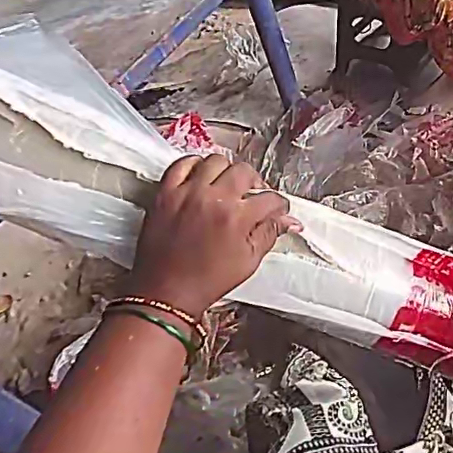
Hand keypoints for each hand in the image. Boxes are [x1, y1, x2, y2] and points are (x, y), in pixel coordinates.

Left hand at [128, 154, 300, 315]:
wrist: (166, 292)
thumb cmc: (206, 280)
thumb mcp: (248, 261)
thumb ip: (268, 234)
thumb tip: (286, 221)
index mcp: (237, 217)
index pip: (269, 198)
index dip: (278, 204)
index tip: (277, 208)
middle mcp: (213, 199)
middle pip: (244, 171)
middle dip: (254, 182)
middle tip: (252, 194)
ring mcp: (187, 193)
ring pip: (215, 161)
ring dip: (226, 171)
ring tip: (226, 184)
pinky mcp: (166, 193)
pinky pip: (182, 164)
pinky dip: (193, 165)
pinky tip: (200, 176)